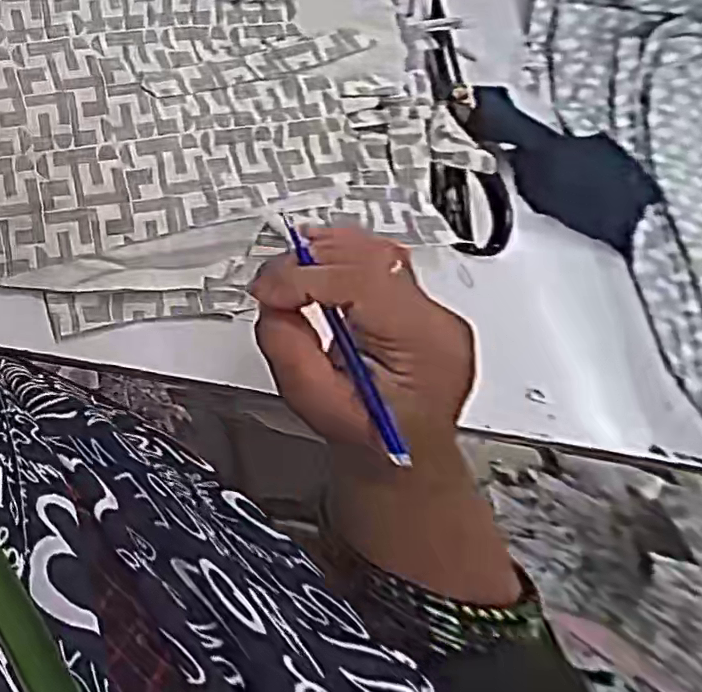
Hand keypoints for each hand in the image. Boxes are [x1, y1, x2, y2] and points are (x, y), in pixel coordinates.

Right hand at [253, 227, 521, 604]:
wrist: (404, 454)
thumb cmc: (369, 436)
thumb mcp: (313, 400)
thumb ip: (286, 345)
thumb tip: (273, 300)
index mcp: (422, 346)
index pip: (359, 281)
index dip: (300, 279)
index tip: (266, 293)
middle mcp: (435, 321)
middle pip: (368, 256)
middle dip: (306, 262)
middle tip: (271, 283)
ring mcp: (429, 309)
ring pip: (372, 248)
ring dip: (320, 253)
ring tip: (287, 275)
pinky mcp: (410, 302)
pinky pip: (372, 258)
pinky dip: (333, 255)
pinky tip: (310, 264)